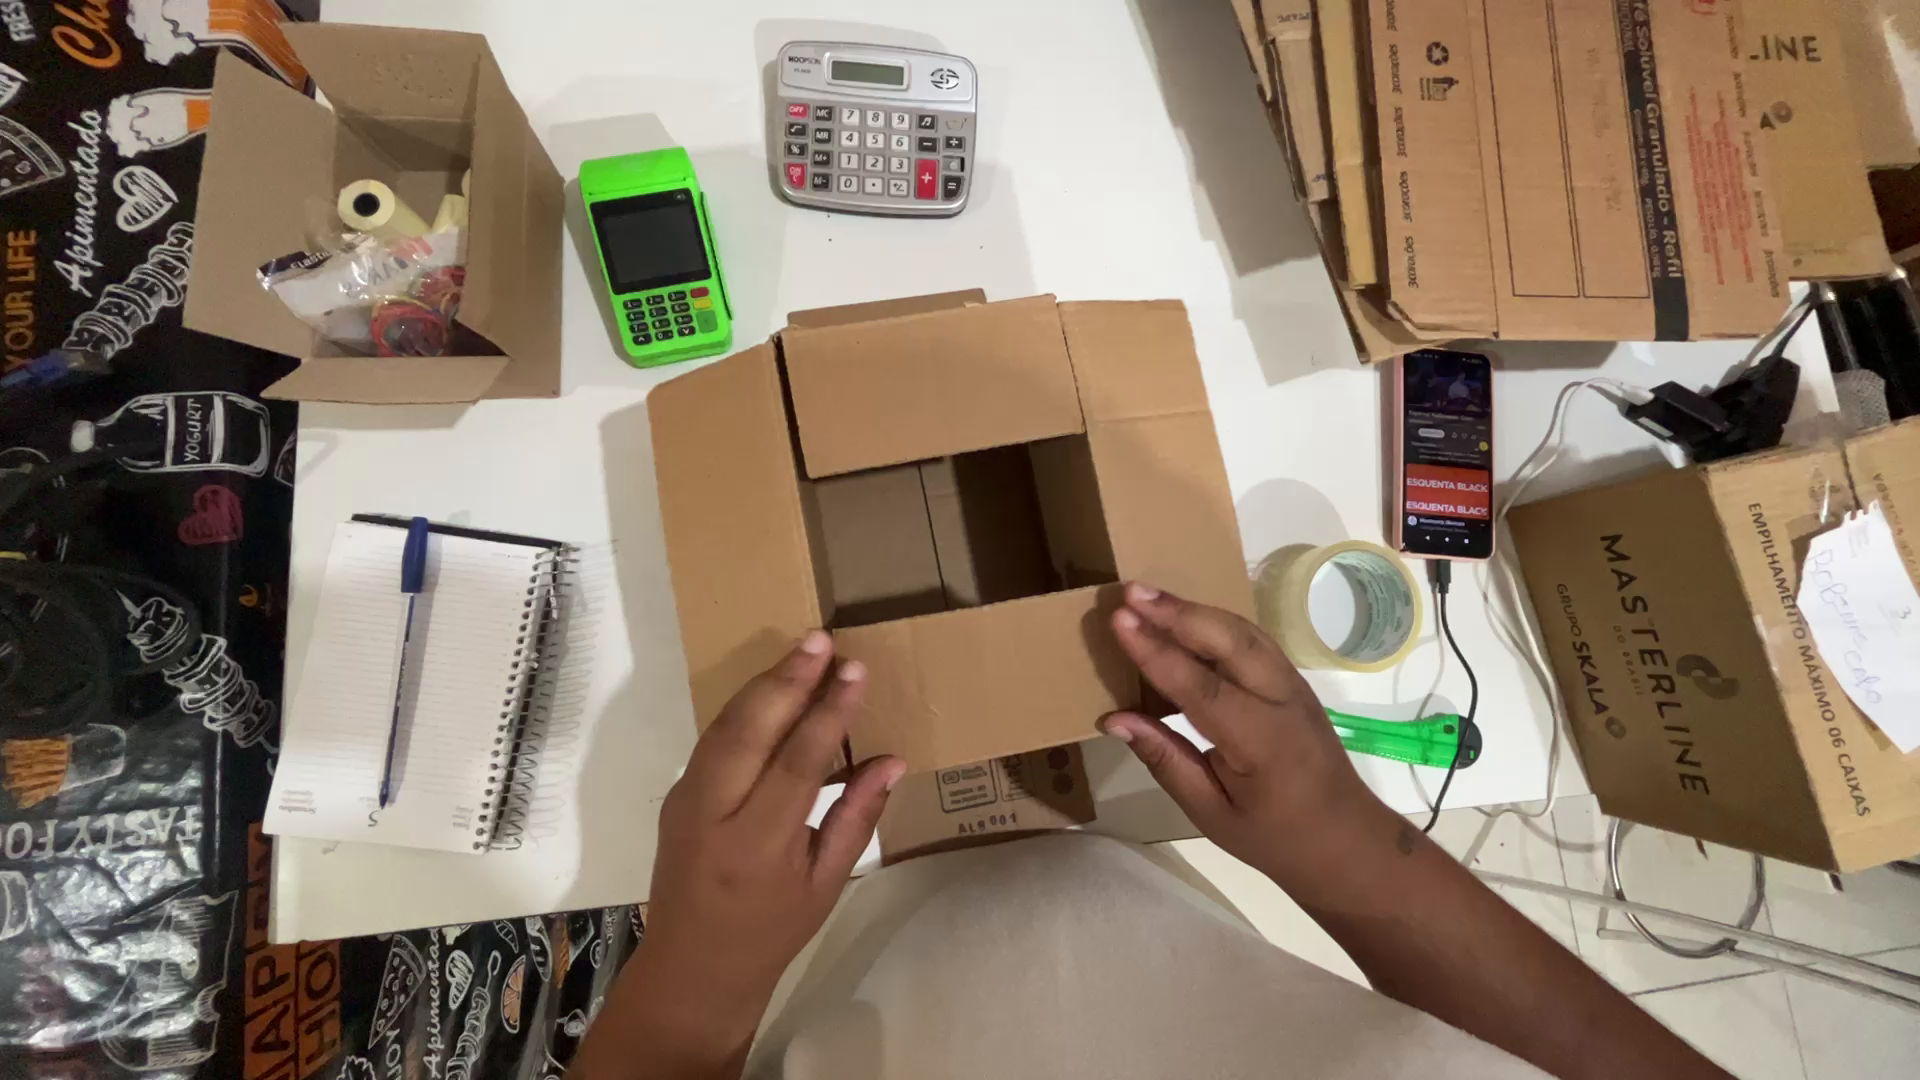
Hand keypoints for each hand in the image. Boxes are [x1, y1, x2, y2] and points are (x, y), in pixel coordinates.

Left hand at [581, 631, 903, 1078]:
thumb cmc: (771, 933)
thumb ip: (858, 817)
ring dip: (765, 683)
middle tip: (822, 640)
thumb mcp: (827, 885)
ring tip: (804, 650)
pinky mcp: (675, 793)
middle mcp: (713, 814)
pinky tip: (774, 684)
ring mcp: (684, 800)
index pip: (798, 762)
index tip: (855, 671)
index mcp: (758, 846)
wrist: (690, 970)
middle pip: (749, 730)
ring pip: (725, 725)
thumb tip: (893, 759)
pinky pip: (714, 737)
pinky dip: (746, 704)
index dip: (830, 712)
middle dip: (788, 679)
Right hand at [1098, 583, 1397, 890]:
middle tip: (1129, 592)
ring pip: (1242, 630)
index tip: (1119, 620)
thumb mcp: (1210, 813)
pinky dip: (1212, 620)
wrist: (1348, 841)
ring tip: (1147, 594)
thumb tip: (1113, 719)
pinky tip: (1182, 614)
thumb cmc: (1274, 837)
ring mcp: (1293, 684)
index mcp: (1262, 741)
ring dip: (1193, 609)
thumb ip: (1164, 759)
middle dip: (1177, 612)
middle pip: (1229, 641)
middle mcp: (1282, 701)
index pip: (1201, 685)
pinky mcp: (1292, 679)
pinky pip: (1250, 638)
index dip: (1156, 651)